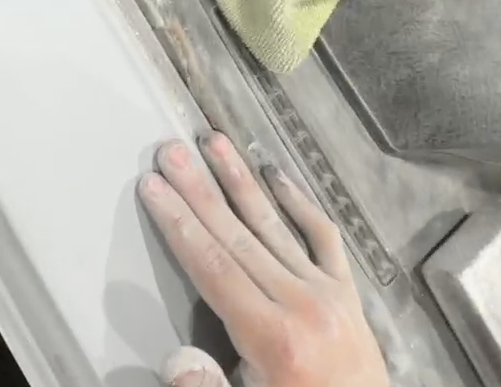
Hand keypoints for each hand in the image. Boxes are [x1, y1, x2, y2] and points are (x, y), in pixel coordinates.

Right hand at [140, 134, 388, 386]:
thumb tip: (176, 359)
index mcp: (275, 339)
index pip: (213, 266)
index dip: (178, 223)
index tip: (152, 184)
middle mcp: (303, 306)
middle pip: (236, 236)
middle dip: (197, 189)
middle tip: (169, 149)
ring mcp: (329, 295)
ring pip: (273, 225)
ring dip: (239, 179)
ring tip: (213, 140)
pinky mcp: (349, 295)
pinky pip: (323, 238)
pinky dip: (299, 202)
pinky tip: (276, 173)